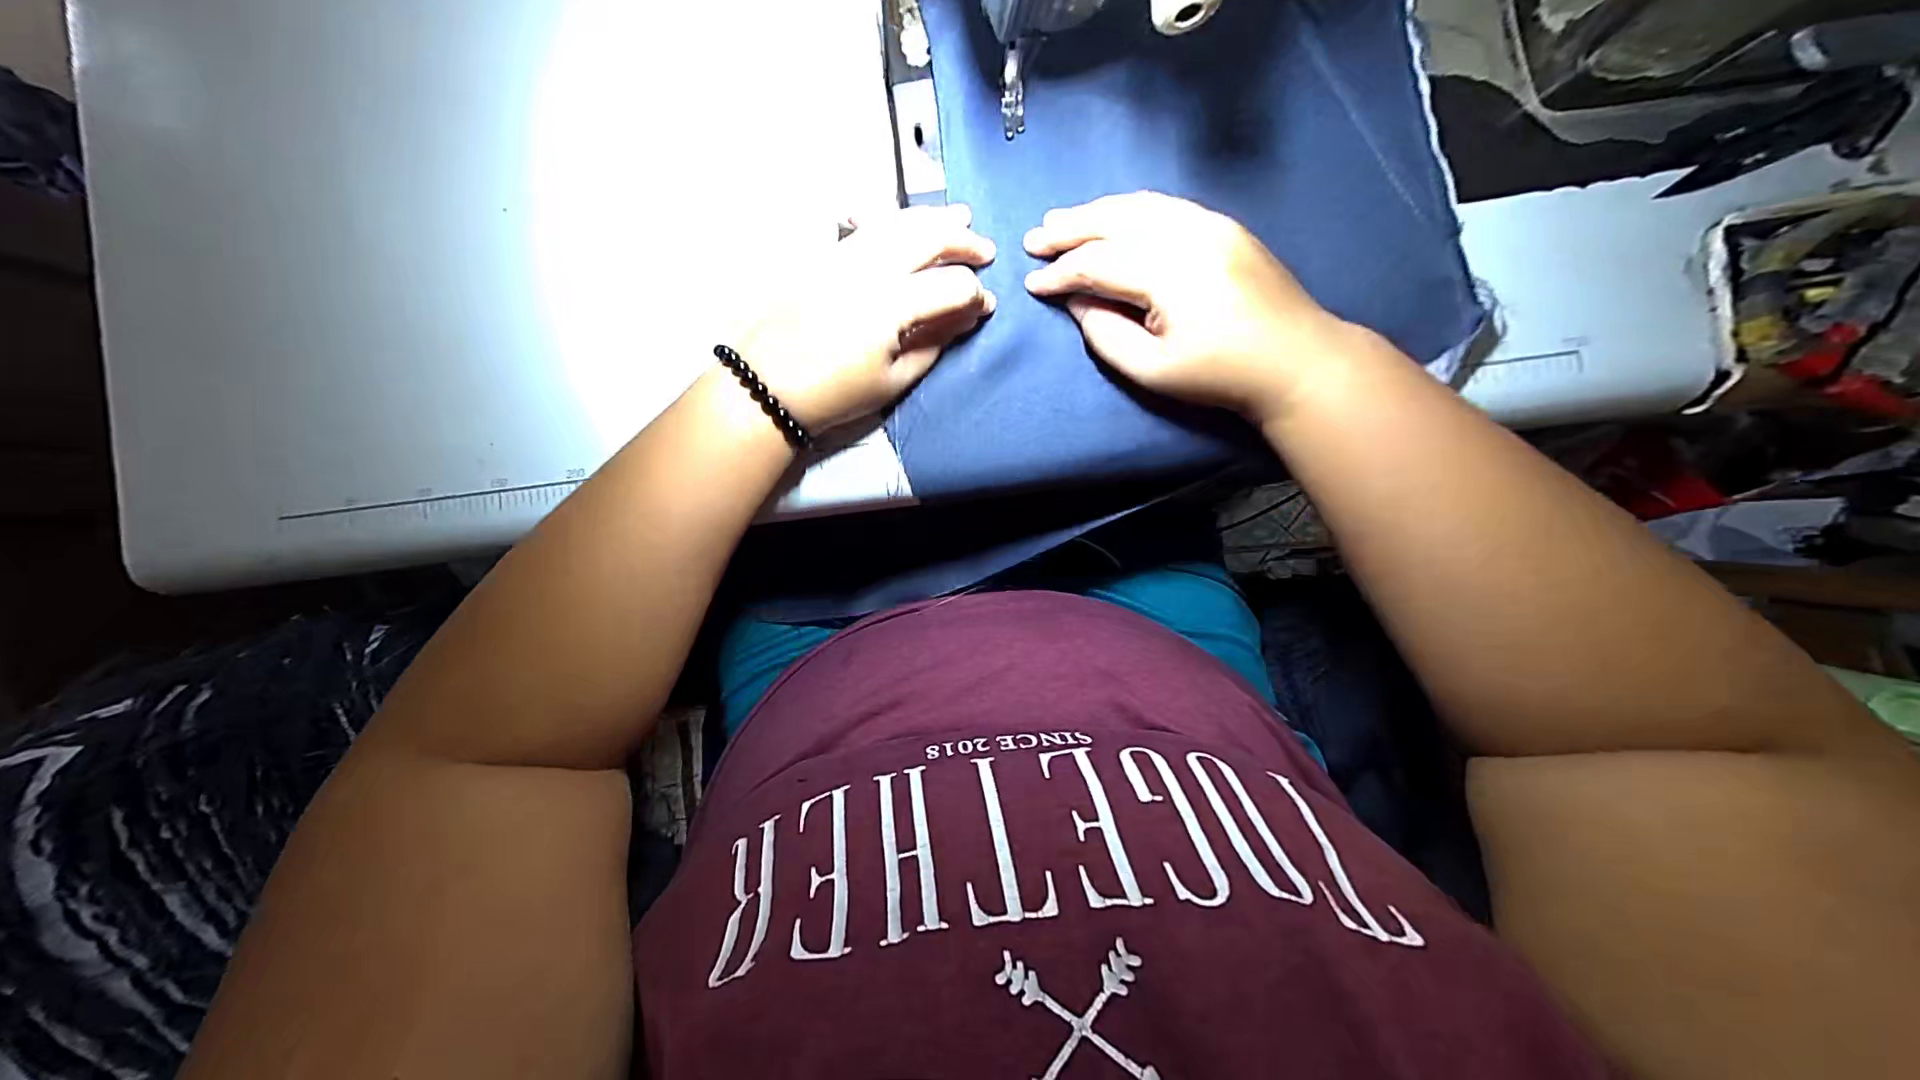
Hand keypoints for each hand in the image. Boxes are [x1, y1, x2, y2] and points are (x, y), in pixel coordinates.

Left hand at [735, 204, 995, 433]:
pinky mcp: (825, 255)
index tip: (985, 308)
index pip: (952, 285)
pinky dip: (898, 219)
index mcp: (892, 304)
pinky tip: (908, 223)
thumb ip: (935, 342)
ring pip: (899, 221)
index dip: (976, 295)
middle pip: (929, 237)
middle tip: (986, 251)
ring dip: (934, 219)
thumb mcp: (894, 380)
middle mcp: (871, 268)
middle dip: (964, 241)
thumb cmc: (834, 393)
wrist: (767, 384)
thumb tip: (967, 317)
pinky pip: (869, 225)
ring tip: (959, 218)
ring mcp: (845, 255)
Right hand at [1024, 191, 1363, 424]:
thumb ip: (1106, 334)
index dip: (1061, 273)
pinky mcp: (1224, 226)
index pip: (1098, 262)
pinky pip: (1165, 206)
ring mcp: (1210, 224)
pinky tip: (1112, 217)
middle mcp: (1187, 234)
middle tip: (1034, 238)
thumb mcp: (1152, 370)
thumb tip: (1078, 302)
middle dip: (1070, 229)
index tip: (1032, 284)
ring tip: (1062, 221)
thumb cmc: (1221, 375)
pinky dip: (1129, 209)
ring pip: (1139, 206)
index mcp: (1168, 271)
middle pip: (1114, 221)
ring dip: (1096, 213)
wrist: (1297, 361)